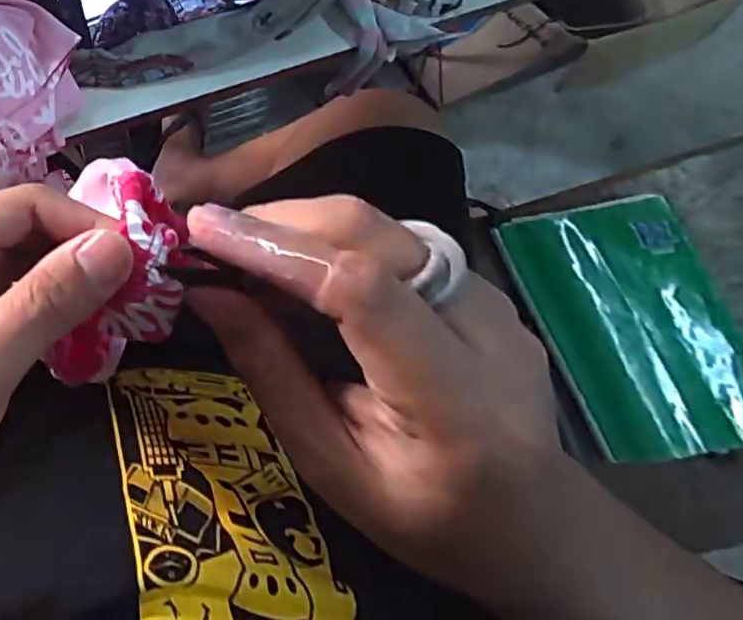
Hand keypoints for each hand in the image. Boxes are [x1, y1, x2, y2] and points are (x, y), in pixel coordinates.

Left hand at [0, 183, 133, 503]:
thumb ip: (50, 298)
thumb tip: (118, 244)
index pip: (31, 204)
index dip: (88, 225)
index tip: (140, 261)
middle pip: (36, 229)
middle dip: (87, 256)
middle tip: (141, 292)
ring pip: (37, 261)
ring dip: (79, 283)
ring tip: (126, 311)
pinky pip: (28, 292)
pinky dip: (62, 308)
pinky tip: (91, 330)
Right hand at [185, 197, 565, 605]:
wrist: (540, 523)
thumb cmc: (427, 517)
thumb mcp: (333, 466)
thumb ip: (271, 373)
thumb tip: (207, 291)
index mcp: (453, 401)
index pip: (362, 288)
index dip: (277, 248)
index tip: (202, 230)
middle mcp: (484, 327)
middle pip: (368, 231)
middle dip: (277, 219)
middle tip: (208, 231)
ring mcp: (487, 294)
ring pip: (376, 221)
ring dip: (297, 220)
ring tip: (240, 243)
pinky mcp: (476, 279)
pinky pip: (389, 234)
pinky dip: (326, 233)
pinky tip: (294, 256)